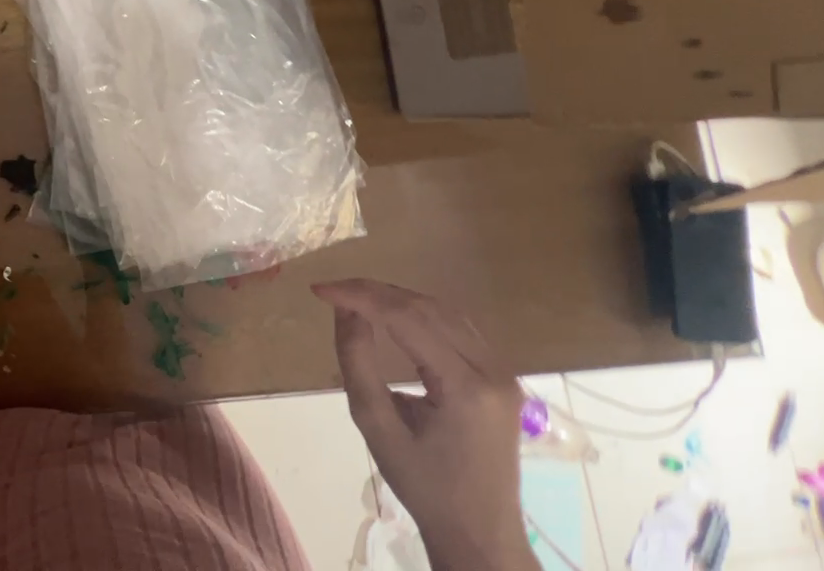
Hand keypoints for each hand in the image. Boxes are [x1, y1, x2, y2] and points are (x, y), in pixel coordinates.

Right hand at [313, 279, 537, 570]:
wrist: (479, 532)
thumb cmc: (422, 484)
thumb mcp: (376, 423)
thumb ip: (357, 361)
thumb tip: (344, 310)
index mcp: (465, 387)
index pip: (407, 319)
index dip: (360, 296)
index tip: (319, 291)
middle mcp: (493, 372)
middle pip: (428, 309)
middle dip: (375, 292)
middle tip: (332, 291)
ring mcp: (504, 374)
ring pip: (445, 313)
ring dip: (397, 299)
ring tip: (355, 298)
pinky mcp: (502, 379)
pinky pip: (458, 329)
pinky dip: (420, 314)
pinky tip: (392, 316)